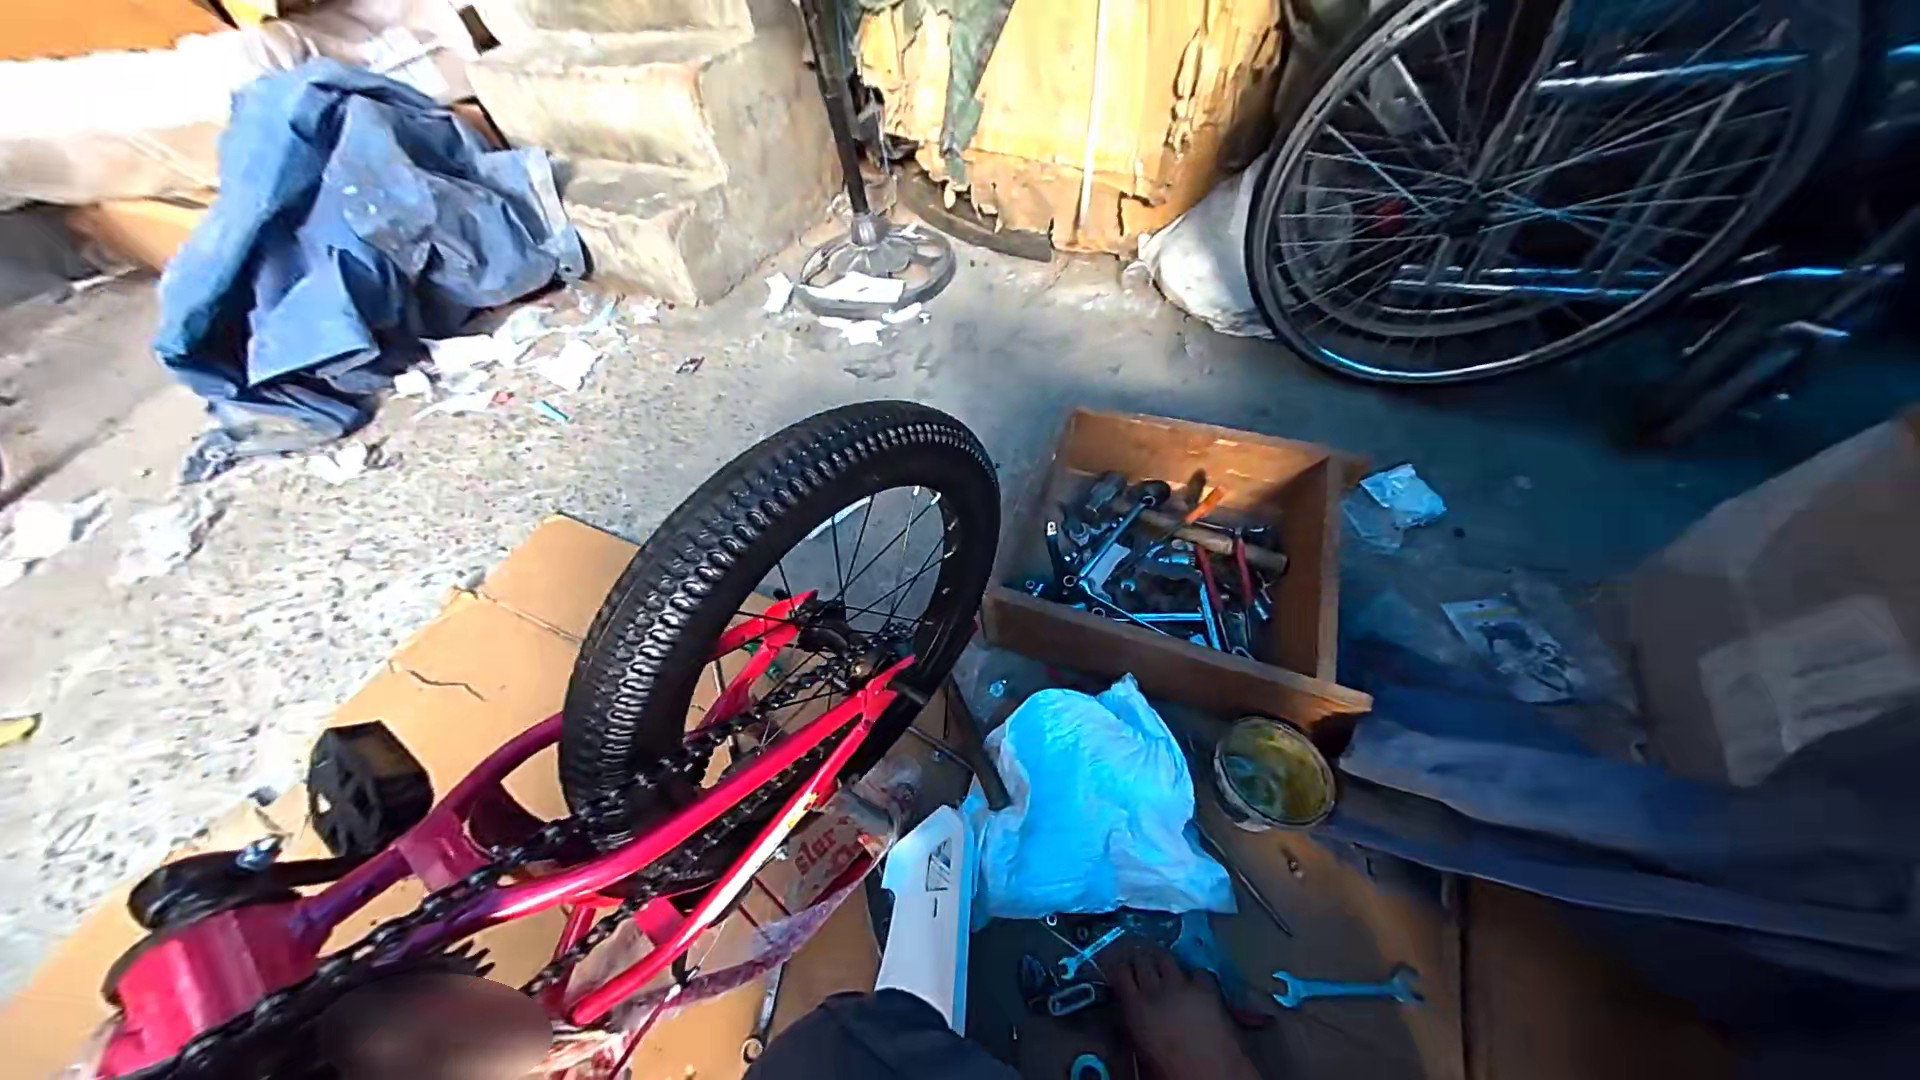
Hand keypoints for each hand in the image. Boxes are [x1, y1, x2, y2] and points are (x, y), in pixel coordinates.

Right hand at [1108, 942, 1262, 1079]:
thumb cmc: (1174, 1076)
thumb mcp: (1143, 1055)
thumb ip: (1135, 1026)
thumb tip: (1132, 1013)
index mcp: (1136, 1009)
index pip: (1119, 972)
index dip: (1120, 967)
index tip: (1121, 969)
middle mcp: (1155, 989)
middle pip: (1141, 959)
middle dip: (1140, 959)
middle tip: (1141, 964)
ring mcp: (1181, 985)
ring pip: (1165, 956)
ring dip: (1162, 960)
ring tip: (1164, 966)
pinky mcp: (1206, 989)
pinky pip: (1197, 971)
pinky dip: (1194, 975)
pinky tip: (1195, 984)